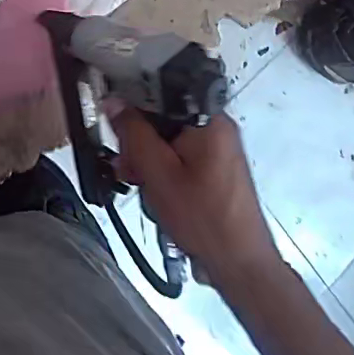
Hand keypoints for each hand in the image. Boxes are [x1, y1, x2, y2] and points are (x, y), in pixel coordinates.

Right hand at [109, 110, 281, 281]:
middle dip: (139, 140)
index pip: (164, 90)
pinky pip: (182, 157)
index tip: (114, 122)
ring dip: (148, 159)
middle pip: (166, 117)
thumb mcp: (158, 174)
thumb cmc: (202, 218)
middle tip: (125, 165)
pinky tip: (153, 191)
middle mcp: (217, 127)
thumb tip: (113, 101)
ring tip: (137, 183)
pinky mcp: (216, 170)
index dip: (134, 102)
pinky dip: (164, 170)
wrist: (240, 265)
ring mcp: (218, 149)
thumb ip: (134, 135)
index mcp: (210, 119)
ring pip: (171, 140)